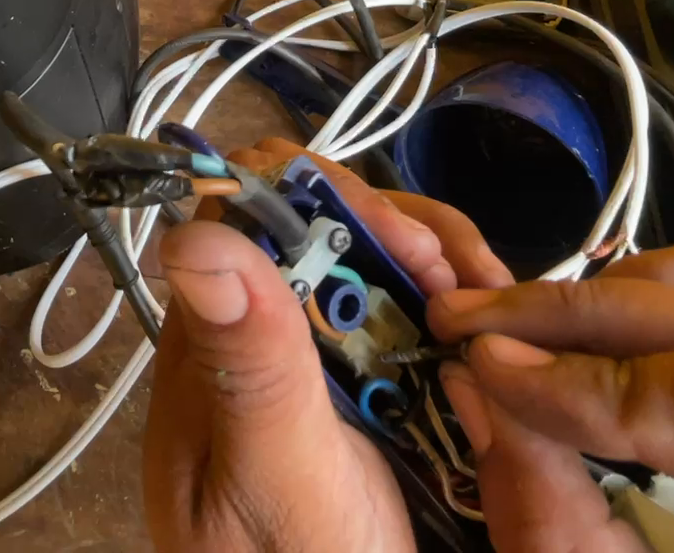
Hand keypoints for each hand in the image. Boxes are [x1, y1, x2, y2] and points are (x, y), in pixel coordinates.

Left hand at [142, 139, 511, 551]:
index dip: (313, 197)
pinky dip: (445, 290)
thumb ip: (243, 366)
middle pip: (307, 218)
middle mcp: (255, 326)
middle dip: (387, 222)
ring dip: (427, 250)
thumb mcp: (273, 475)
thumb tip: (188, 237)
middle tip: (458, 275)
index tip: (397, 237)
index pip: (240, 214)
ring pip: (357, 250)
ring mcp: (310, 346)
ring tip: (485, 293)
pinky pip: (397, 299)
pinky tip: (482, 312)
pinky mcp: (359, 370)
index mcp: (212, 337)